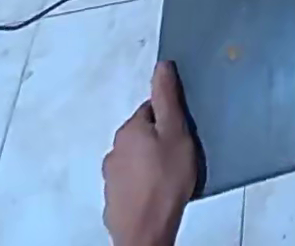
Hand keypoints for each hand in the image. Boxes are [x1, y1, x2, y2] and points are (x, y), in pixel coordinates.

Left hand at [103, 61, 198, 245]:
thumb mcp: (176, 130)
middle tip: (180, 151)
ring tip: (171, 174)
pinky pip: (132, 181)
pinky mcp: (113, 201)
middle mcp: (114, 150)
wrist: (146, 233)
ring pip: (137, 157)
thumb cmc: (167, 177)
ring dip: (151, 160)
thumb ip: (167, 97)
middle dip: (161, 138)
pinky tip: (159, 192)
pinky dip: (144, 182)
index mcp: (129, 129)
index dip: (171, 118)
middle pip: (144, 132)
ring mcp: (111, 177)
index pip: (152, 109)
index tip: (183, 132)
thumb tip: (161, 65)